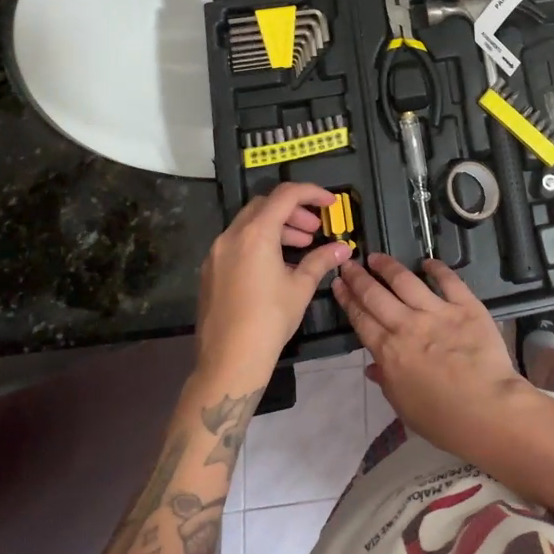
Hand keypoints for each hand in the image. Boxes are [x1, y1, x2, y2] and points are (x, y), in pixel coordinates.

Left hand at [196, 182, 351, 384]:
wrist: (229, 360)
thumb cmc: (269, 320)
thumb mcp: (301, 287)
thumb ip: (321, 260)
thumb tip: (343, 248)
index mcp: (256, 234)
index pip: (286, 196)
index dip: (312, 193)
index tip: (330, 203)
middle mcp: (231, 236)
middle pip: (265, 205)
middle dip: (293, 212)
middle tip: (314, 230)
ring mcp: (216, 253)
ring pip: (249, 224)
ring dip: (277, 227)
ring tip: (300, 248)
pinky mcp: (210, 271)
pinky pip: (237, 243)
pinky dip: (259, 242)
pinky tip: (276, 266)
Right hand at [332, 254, 529, 454]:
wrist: (485, 408)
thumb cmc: (442, 418)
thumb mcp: (403, 406)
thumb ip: (387, 381)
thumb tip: (373, 367)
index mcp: (389, 351)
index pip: (362, 319)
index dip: (348, 299)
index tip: (339, 283)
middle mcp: (408, 325)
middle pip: (376, 295)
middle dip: (359, 277)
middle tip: (349, 263)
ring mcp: (437, 312)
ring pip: (406, 281)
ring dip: (389, 267)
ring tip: (377, 257)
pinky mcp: (466, 306)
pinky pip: (448, 280)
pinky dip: (437, 268)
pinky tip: (428, 262)